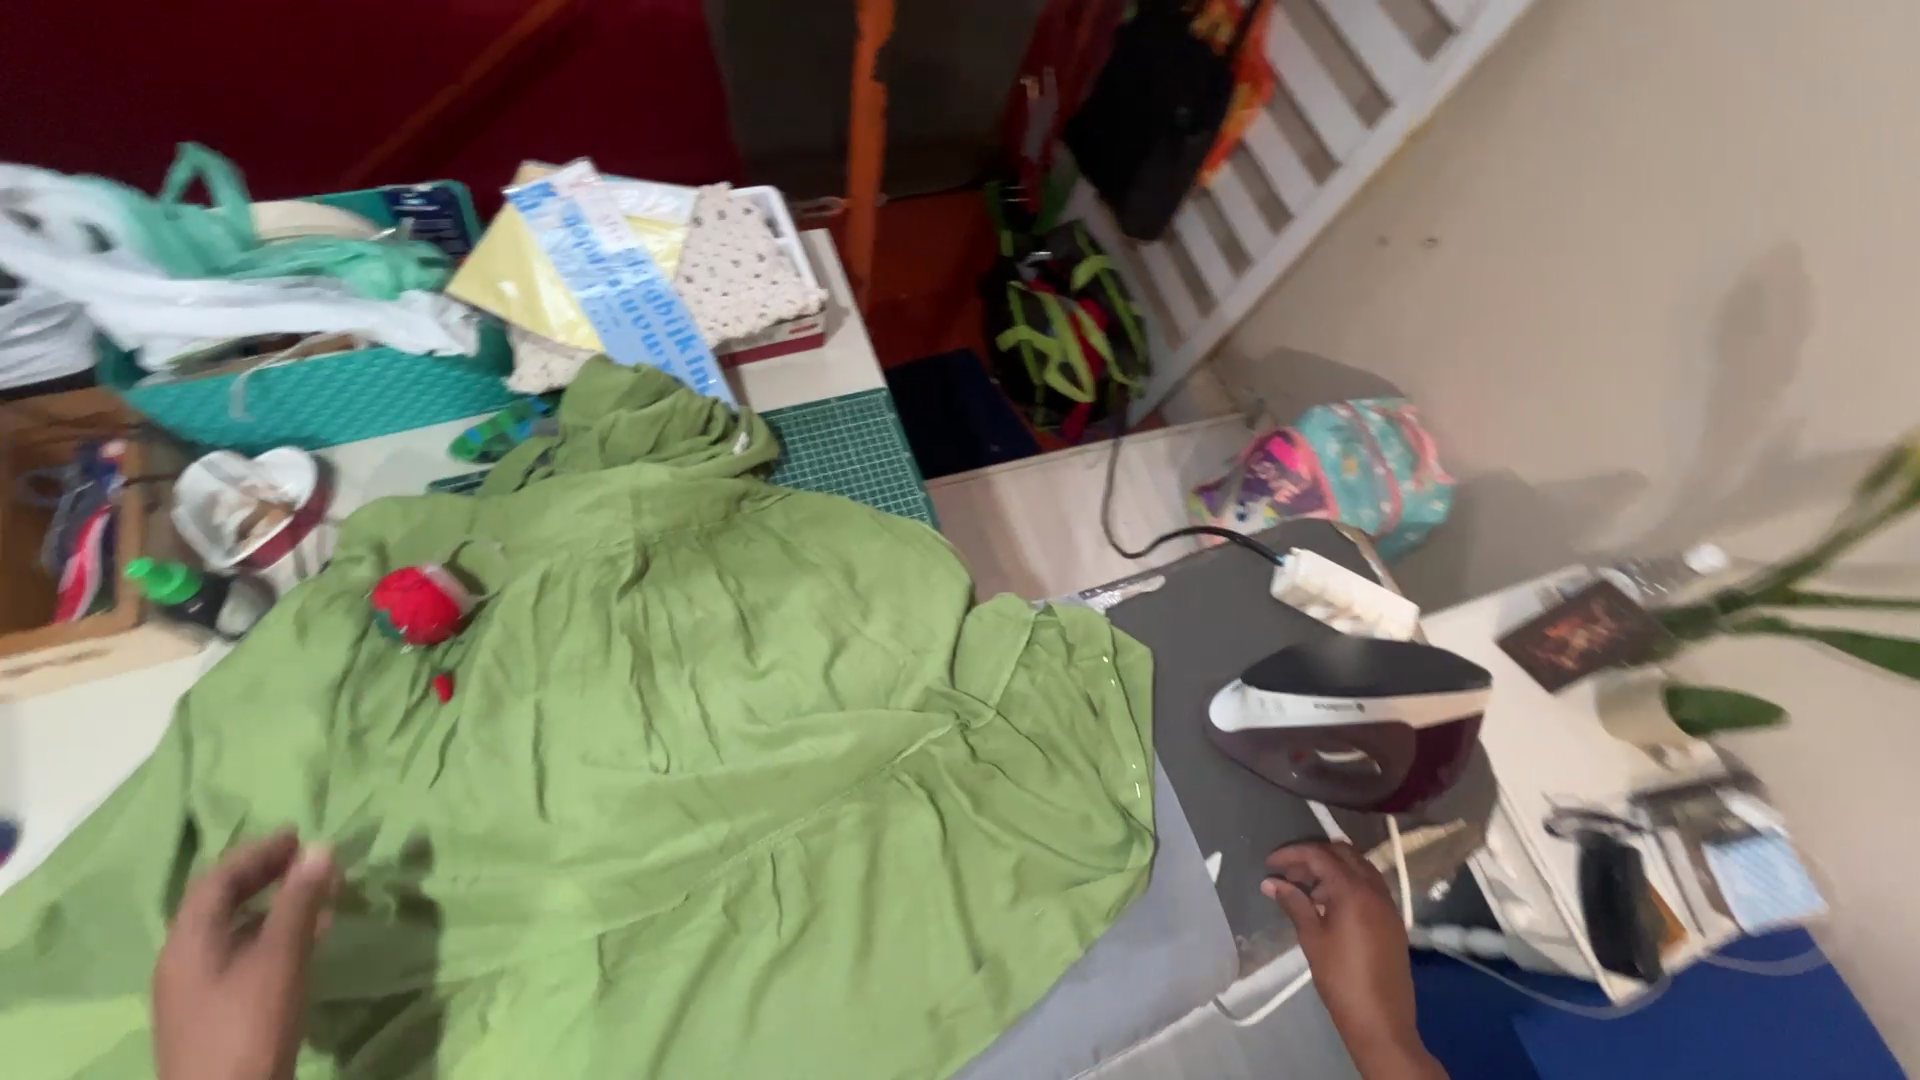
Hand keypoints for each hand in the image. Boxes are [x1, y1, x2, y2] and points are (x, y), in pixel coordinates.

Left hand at [153, 832, 339, 1079]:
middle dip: (267, 873)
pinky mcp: (222, 1001)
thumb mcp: (280, 955)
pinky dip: (279, 927)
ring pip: (238, 924)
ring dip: (278, 899)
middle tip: (311, 856)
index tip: (299, 835)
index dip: (256, 853)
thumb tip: (320, 848)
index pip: (216, 881)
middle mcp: (186, 958)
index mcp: (188, 943)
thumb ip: (299, 901)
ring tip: (321, 887)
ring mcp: (201, 983)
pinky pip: (248, 947)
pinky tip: (313, 929)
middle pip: (222, 901)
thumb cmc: (250, 1021)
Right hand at [1264, 842, 1444, 1079]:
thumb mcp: (1311, 938)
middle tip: (1289, 873)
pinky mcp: (1393, 920)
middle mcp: (1374, 890)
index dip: (1291, 854)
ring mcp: (1388, 905)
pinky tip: (1329, 904)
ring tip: (1307, 889)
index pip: (1318, 855)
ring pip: (1359, 867)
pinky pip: (1369, 886)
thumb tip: (1270, 882)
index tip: (1269, 864)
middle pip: (1342, 853)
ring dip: (1332, 868)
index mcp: (1353, 890)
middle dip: (1313, 856)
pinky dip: (1348, 883)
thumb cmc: (1341, 978)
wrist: (1382, 1022)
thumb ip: (1293, 902)